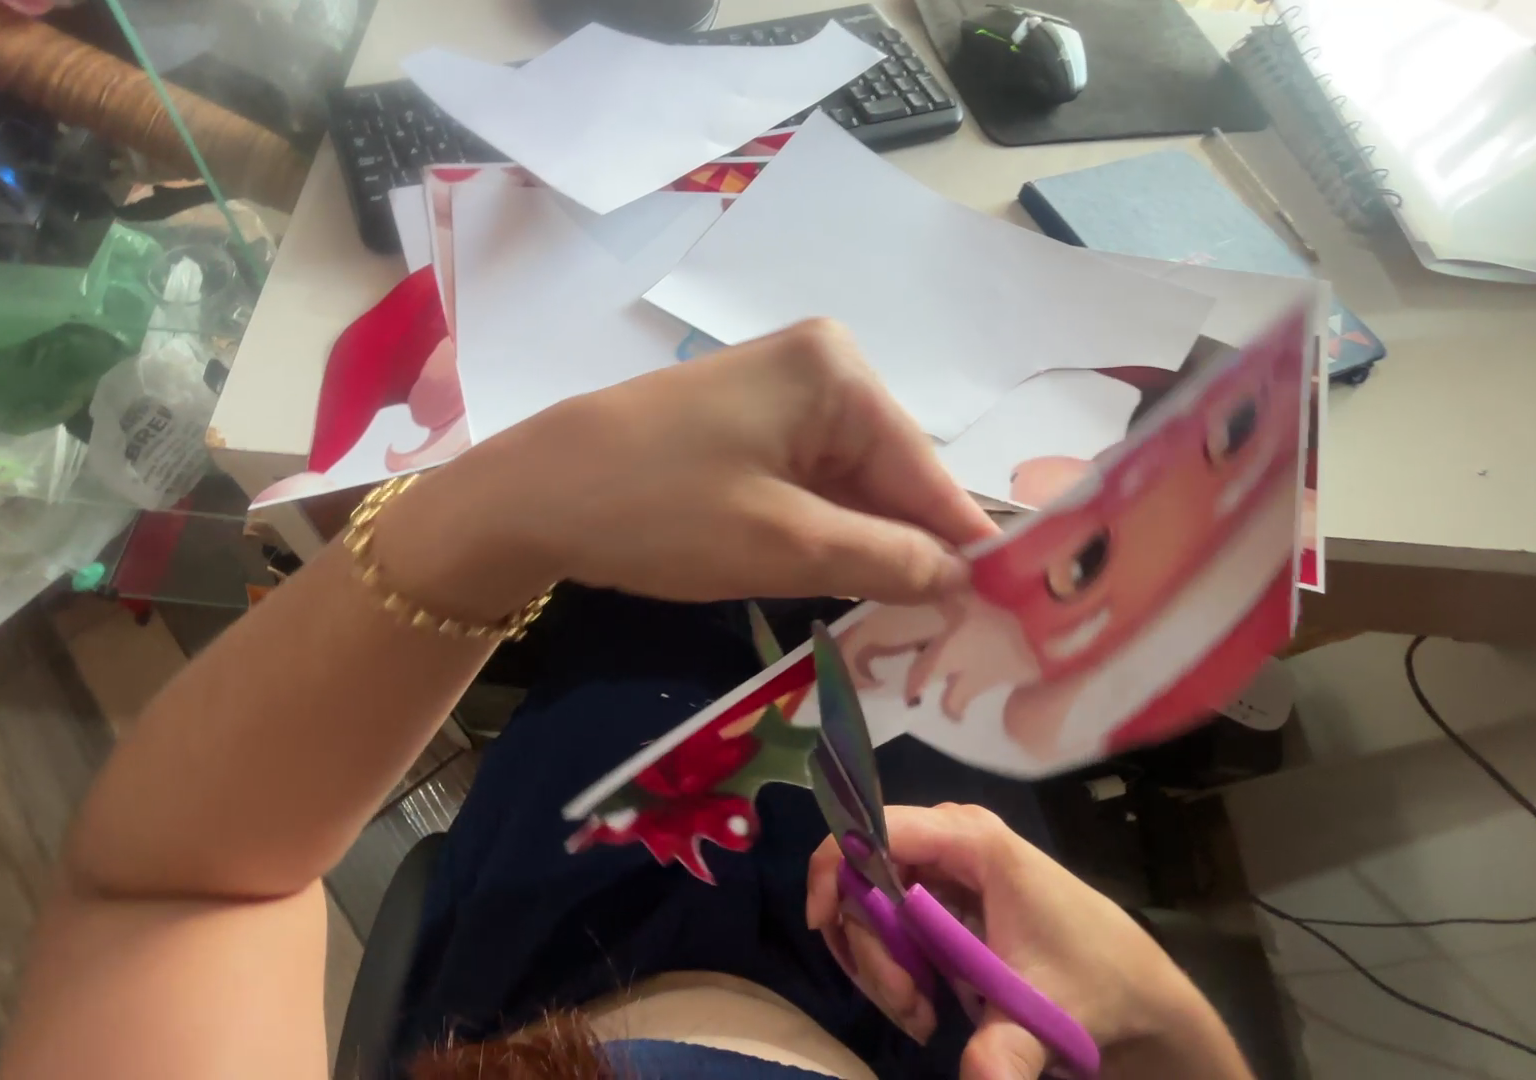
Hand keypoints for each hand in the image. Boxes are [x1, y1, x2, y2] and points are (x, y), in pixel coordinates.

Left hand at [373, 320, 999, 619]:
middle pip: (887, 477)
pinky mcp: (736, 427)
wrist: (532, 494)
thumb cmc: (661, 510)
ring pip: (843, 486)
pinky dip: (814, 535)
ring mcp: (770, 396)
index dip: (962, 550)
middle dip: (904, 554)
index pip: (927, 473)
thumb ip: (887, 559)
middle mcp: (814, 368)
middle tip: (940, 640)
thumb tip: (964, 578)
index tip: (1002, 617)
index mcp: (838, 373)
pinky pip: (800, 484)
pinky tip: (827, 583)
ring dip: (859, 551)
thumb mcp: (785, 545)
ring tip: (893, 626)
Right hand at [806, 804, 1248, 1079]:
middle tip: (906, 1006)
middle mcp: (946, 836)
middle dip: (870, 946)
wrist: (1134, 989)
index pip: (872, 827)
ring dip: (879, 960)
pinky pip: (886, 910)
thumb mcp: (1049, 1016)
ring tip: (919, 1013)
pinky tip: (921, 1000)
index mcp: (970, 840)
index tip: (823, 927)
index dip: (834, 866)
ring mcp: (941, 861)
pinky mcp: (940, 886)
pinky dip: (890, 959)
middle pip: (864, 872)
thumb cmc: (1094, 982)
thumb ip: (1007, 1049)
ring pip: (869, 895)